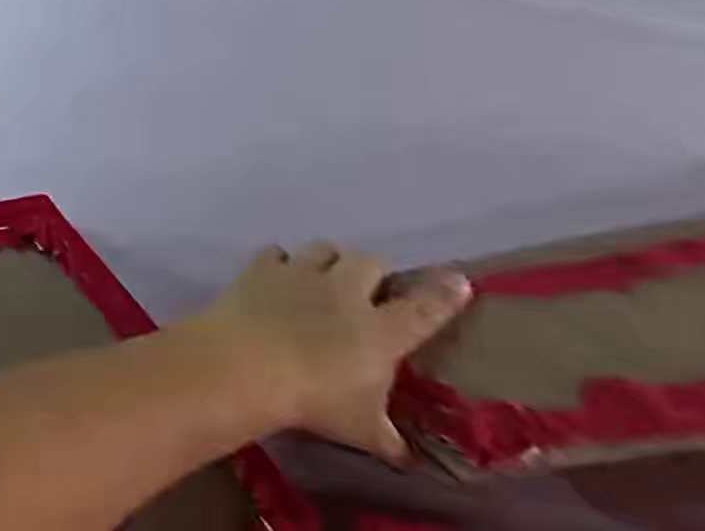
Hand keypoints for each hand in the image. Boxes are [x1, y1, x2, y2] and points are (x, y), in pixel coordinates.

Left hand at [177, 243, 470, 462]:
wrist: (248, 363)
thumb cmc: (313, 399)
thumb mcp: (362, 430)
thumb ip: (388, 440)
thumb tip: (405, 455)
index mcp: (379, 330)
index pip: (422, 308)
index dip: (441, 293)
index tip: (456, 279)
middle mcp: (343, 292)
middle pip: (369, 261)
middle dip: (374, 269)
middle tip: (370, 285)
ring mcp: (300, 273)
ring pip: (324, 248)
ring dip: (330, 258)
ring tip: (325, 273)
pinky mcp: (261, 267)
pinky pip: (276, 252)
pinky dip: (280, 260)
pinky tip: (278, 273)